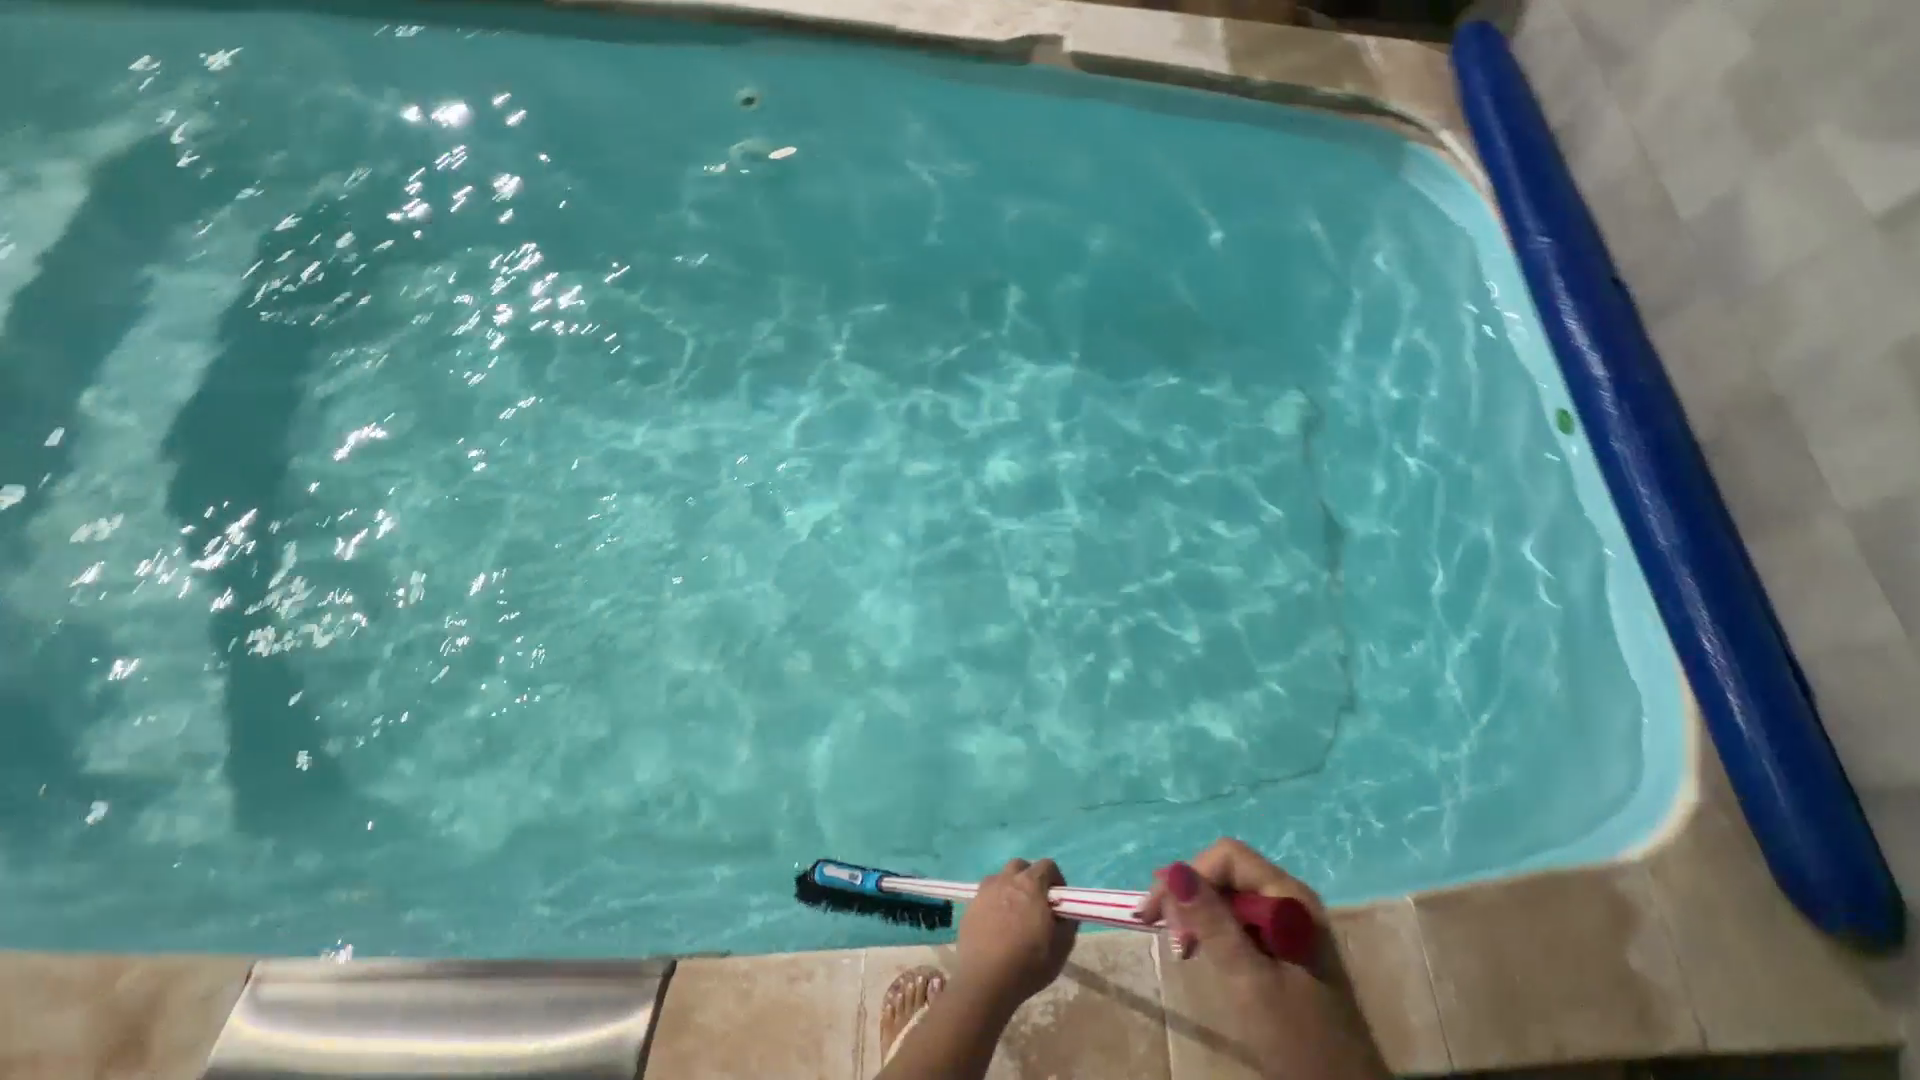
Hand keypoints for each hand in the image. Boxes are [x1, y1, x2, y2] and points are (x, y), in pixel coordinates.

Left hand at [954, 858, 1076, 1010]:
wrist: (985, 981)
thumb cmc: (1029, 963)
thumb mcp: (1062, 946)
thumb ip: (1068, 922)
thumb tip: (1065, 912)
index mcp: (1030, 885)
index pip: (1047, 865)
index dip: (1056, 880)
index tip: (1058, 900)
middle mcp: (1005, 880)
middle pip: (1020, 866)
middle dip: (1030, 878)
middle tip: (1036, 903)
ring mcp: (984, 892)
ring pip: (999, 878)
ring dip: (1010, 888)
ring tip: (1014, 914)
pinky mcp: (969, 908)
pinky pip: (985, 896)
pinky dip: (993, 903)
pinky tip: (996, 926)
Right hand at [1138, 839, 1387, 1079]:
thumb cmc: (1298, 1037)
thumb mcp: (1248, 979)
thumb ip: (1212, 923)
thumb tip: (1173, 871)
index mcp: (1289, 897)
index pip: (1227, 857)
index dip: (1188, 875)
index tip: (1157, 915)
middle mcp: (1290, 899)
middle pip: (1226, 873)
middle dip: (1189, 896)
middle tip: (1165, 935)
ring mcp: (1288, 923)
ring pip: (1229, 896)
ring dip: (1197, 914)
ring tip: (1181, 948)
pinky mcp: (1282, 946)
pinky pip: (1239, 920)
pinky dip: (1213, 931)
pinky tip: (1200, 953)